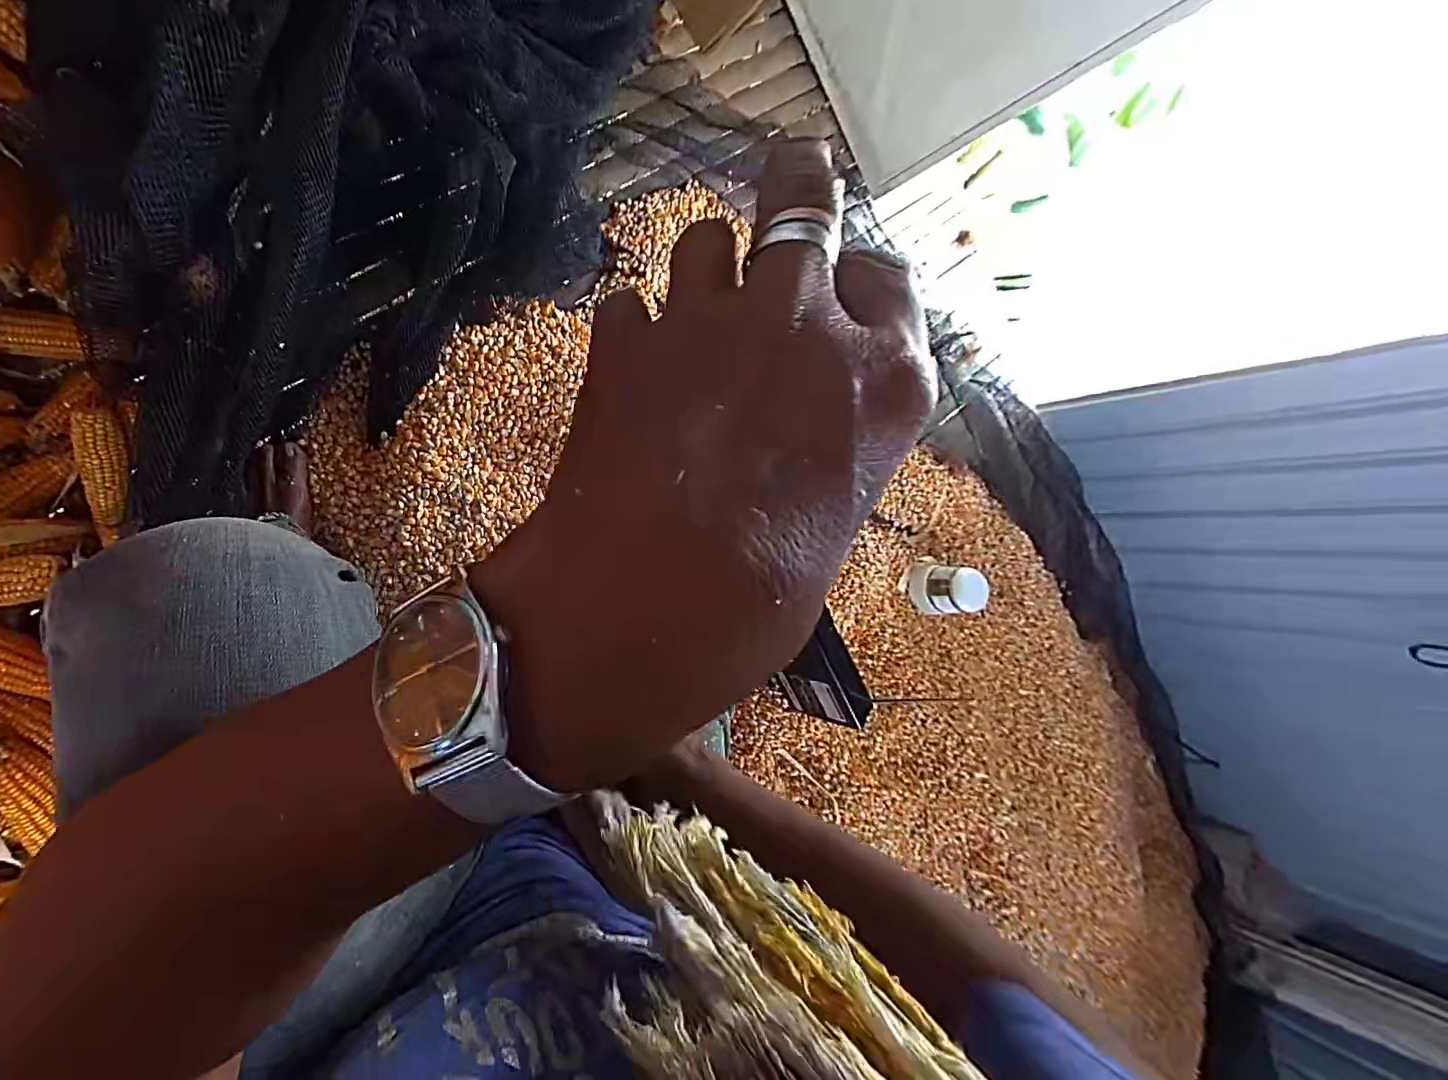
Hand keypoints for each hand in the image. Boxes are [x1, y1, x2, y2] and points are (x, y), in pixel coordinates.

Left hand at [473, 140, 933, 791]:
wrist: (656, 601)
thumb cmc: (759, 595)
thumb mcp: (827, 517)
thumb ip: (822, 444)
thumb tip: (795, 434)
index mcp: (884, 380)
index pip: (883, 277)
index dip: (848, 277)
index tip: (829, 286)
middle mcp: (804, 328)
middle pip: (804, 202)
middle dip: (792, 185)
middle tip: (782, 173)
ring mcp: (709, 325)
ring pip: (701, 241)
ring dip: (696, 267)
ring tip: (683, 307)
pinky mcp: (625, 346)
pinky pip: (623, 306)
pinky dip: (625, 332)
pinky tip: (621, 368)